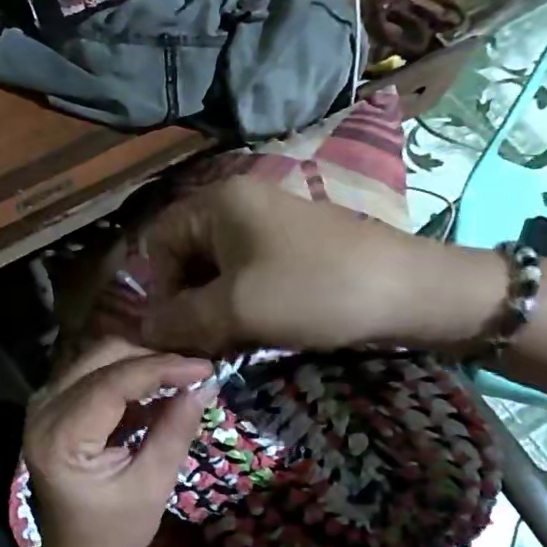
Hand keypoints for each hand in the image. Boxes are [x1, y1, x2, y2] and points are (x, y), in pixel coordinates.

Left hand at [23, 339, 214, 546]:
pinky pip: (94, 371)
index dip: (162, 368)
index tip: (206, 368)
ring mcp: (43, 404)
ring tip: (183, 378)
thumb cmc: (114, 532)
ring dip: (142, 363)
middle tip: (197, 373)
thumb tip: (203, 385)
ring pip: (99, 357)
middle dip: (154, 360)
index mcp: (59, 439)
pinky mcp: (53, 404)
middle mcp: (42, 411)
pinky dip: (129, 375)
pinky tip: (159, 389)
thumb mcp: (152, 486)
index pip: (113, 383)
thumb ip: (174, 431)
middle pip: (103, 358)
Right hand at [141, 180, 501, 353]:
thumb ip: (179, 319)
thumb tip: (139, 330)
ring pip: (217, 270)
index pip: (158, 242)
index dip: (157, 289)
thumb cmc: (312, 291)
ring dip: (214, 309)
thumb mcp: (235, 309)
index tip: (175, 330)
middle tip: (202, 343)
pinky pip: (247, 274)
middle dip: (187, 302)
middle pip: (186, 256)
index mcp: (218, 202)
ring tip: (230, 341)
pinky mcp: (292, 248)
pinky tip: (256, 331)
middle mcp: (238, 204)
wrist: (406, 292)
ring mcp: (269, 225)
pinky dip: (242, 304)